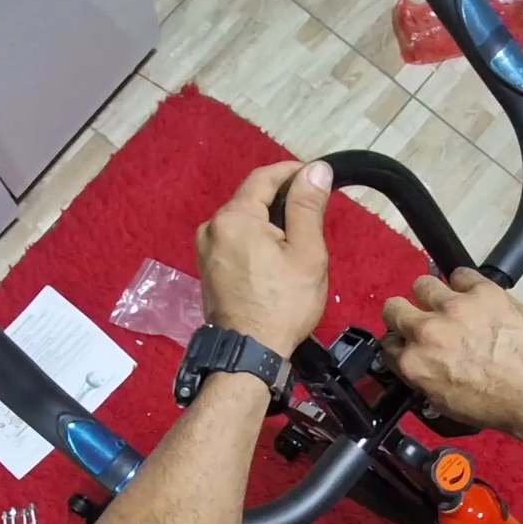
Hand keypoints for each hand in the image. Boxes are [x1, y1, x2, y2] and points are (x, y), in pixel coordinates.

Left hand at [195, 160, 331, 353]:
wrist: (250, 354)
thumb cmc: (283, 306)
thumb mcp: (306, 253)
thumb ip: (307, 207)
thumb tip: (315, 169)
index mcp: (235, 217)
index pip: (264, 177)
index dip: (293, 172)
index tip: (316, 177)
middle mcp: (212, 227)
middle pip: (251, 200)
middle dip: (281, 202)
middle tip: (312, 217)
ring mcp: (205, 250)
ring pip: (242, 222)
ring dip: (268, 224)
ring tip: (295, 243)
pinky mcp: (207, 269)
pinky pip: (233, 242)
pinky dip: (254, 242)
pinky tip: (273, 260)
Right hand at [380, 269, 522, 434]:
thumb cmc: (494, 405)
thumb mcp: (444, 404)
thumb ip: (422, 379)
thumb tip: (420, 365)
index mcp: (413, 363)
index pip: (388, 345)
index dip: (400, 345)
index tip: (410, 345)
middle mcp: (426, 331)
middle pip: (393, 308)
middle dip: (404, 315)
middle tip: (423, 322)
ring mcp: (453, 307)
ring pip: (422, 284)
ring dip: (431, 295)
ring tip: (448, 306)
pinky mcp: (482, 291)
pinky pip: (460, 274)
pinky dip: (464, 284)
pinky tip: (473, 296)